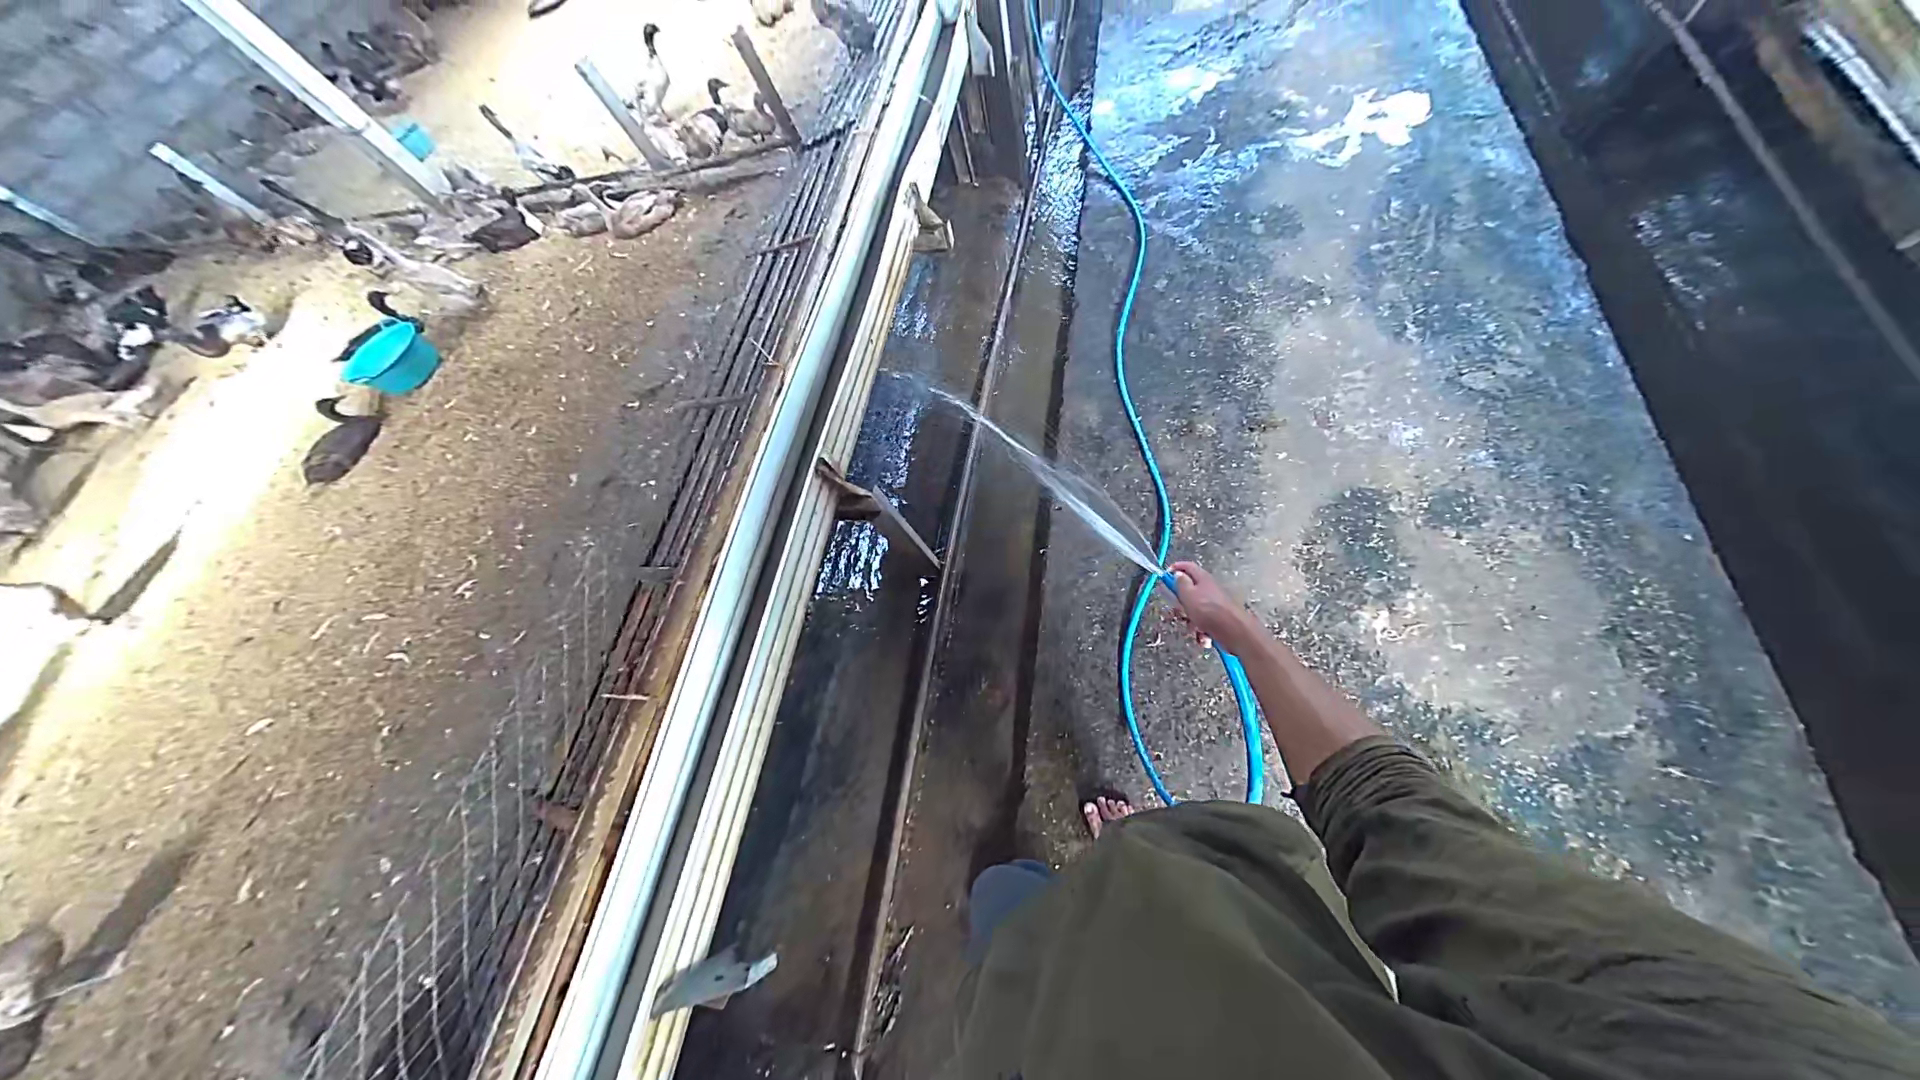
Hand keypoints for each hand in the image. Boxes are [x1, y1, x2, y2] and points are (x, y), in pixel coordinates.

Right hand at [1168, 561, 1262, 655]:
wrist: (1234, 631)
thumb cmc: (1209, 611)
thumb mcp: (1188, 595)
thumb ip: (1180, 583)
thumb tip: (1177, 574)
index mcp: (1202, 579)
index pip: (1187, 567)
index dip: (1175, 569)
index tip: (1165, 577)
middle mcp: (1210, 589)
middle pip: (1189, 592)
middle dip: (1181, 605)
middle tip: (1179, 612)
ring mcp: (1215, 605)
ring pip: (1195, 610)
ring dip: (1190, 621)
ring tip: (1194, 628)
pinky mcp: (1219, 619)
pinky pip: (1204, 623)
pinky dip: (1201, 631)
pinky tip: (1204, 637)